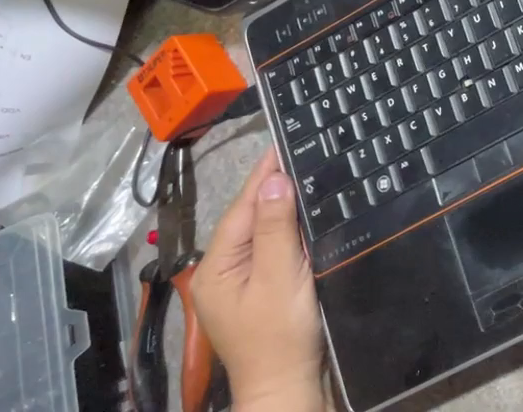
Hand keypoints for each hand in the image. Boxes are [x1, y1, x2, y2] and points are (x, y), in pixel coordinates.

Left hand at [189, 149, 325, 411]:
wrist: (286, 383)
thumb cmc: (280, 332)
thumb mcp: (280, 276)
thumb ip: (276, 228)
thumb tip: (274, 180)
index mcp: (217, 266)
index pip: (243, 207)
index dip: (264, 173)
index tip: (284, 140)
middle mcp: (221, 269)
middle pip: (249, 215)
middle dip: (272, 182)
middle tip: (301, 147)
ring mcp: (238, 279)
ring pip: (260, 227)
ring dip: (281, 200)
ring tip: (305, 168)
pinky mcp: (259, 284)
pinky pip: (270, 242)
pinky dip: (286, 222)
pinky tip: (303, 208)